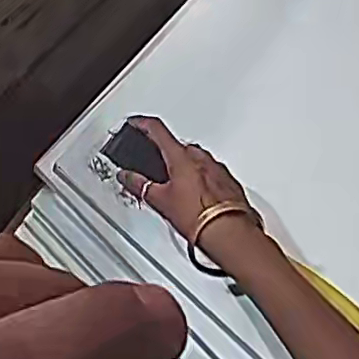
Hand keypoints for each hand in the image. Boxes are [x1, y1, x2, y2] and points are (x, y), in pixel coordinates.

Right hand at [118, 116, 264, 256]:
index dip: (142, 123)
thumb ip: (140, 185)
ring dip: (184, 169)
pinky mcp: (228, 181)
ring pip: (194, 160)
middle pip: (177, 146)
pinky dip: (200, 180)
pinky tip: (196, 199)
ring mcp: (216, 167)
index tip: (135, 122)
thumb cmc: (200, 218)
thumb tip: (126, 176)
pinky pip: (210, 172)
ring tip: (177, 192)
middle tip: (155, 171)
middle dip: (165, 156)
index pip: (157, 128)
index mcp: (181, 156)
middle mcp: (200, 156)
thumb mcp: (161, 202)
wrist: (232, 236)